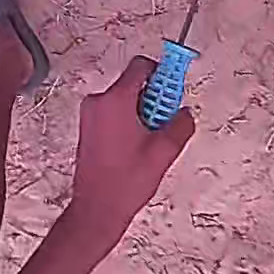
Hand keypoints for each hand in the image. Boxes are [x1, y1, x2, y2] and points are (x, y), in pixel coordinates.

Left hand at [64, 56, 196, 248]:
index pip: (141, 66)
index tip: (174, 86)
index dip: (162, 73)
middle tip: (165, 120)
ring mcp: (90, 113)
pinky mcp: (88, 125)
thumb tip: (184, 112)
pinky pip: (114, 110)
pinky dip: (128, 119)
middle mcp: (99, 101)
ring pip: (124, 98)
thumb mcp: (164, 151)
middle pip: (134, 82)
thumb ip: (180, 123)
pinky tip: (137, 144)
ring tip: (150, 139)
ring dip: (141, 110)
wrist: (97, 208)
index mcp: (115, 100)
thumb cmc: (123, 182)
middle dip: (153, 98)